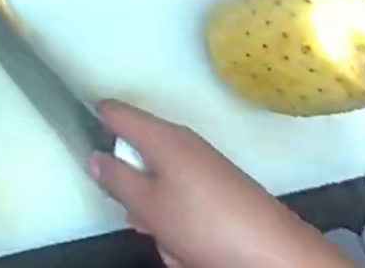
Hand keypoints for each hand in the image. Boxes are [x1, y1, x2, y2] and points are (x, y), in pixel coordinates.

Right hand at [87, 101, 355, 267]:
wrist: (282, 258)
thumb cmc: (206, 224)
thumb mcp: (149, 206)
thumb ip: (116, 179)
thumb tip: (92, 155)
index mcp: (160, 135)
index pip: (115, 111)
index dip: (94, 120)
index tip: (82, 139)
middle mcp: (181, 141)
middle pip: (138, 154)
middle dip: (133, 190)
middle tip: (137, 218)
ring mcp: (204, 166)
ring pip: (162, 185)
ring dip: (159, 215)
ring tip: (173, 247)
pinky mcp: (223, 192)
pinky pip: (186, 200)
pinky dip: (182, 225)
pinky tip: (193, 253)